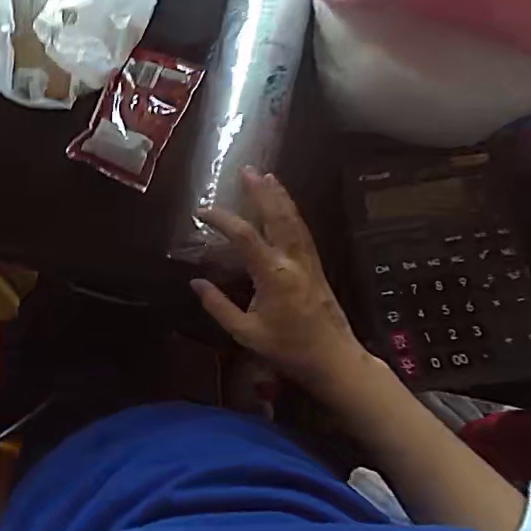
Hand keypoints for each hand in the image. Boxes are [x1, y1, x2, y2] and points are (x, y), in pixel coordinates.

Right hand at [190, 168, 379, 397]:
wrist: (334, 359)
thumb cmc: (287, 348)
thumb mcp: (245, 332)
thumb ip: (218, 306)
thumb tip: (196, 283)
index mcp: (274, 276)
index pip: (245, 238)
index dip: (223, 220)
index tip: (202, 212)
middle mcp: (294, 262)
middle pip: (278, 218)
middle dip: (262, 193)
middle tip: (248, 171)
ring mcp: (308, 263)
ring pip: (294, 221)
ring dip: (280, 197)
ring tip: (267, 177)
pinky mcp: (315, 267)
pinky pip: (302, 232)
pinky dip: (290, 213)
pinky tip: (283, 206)